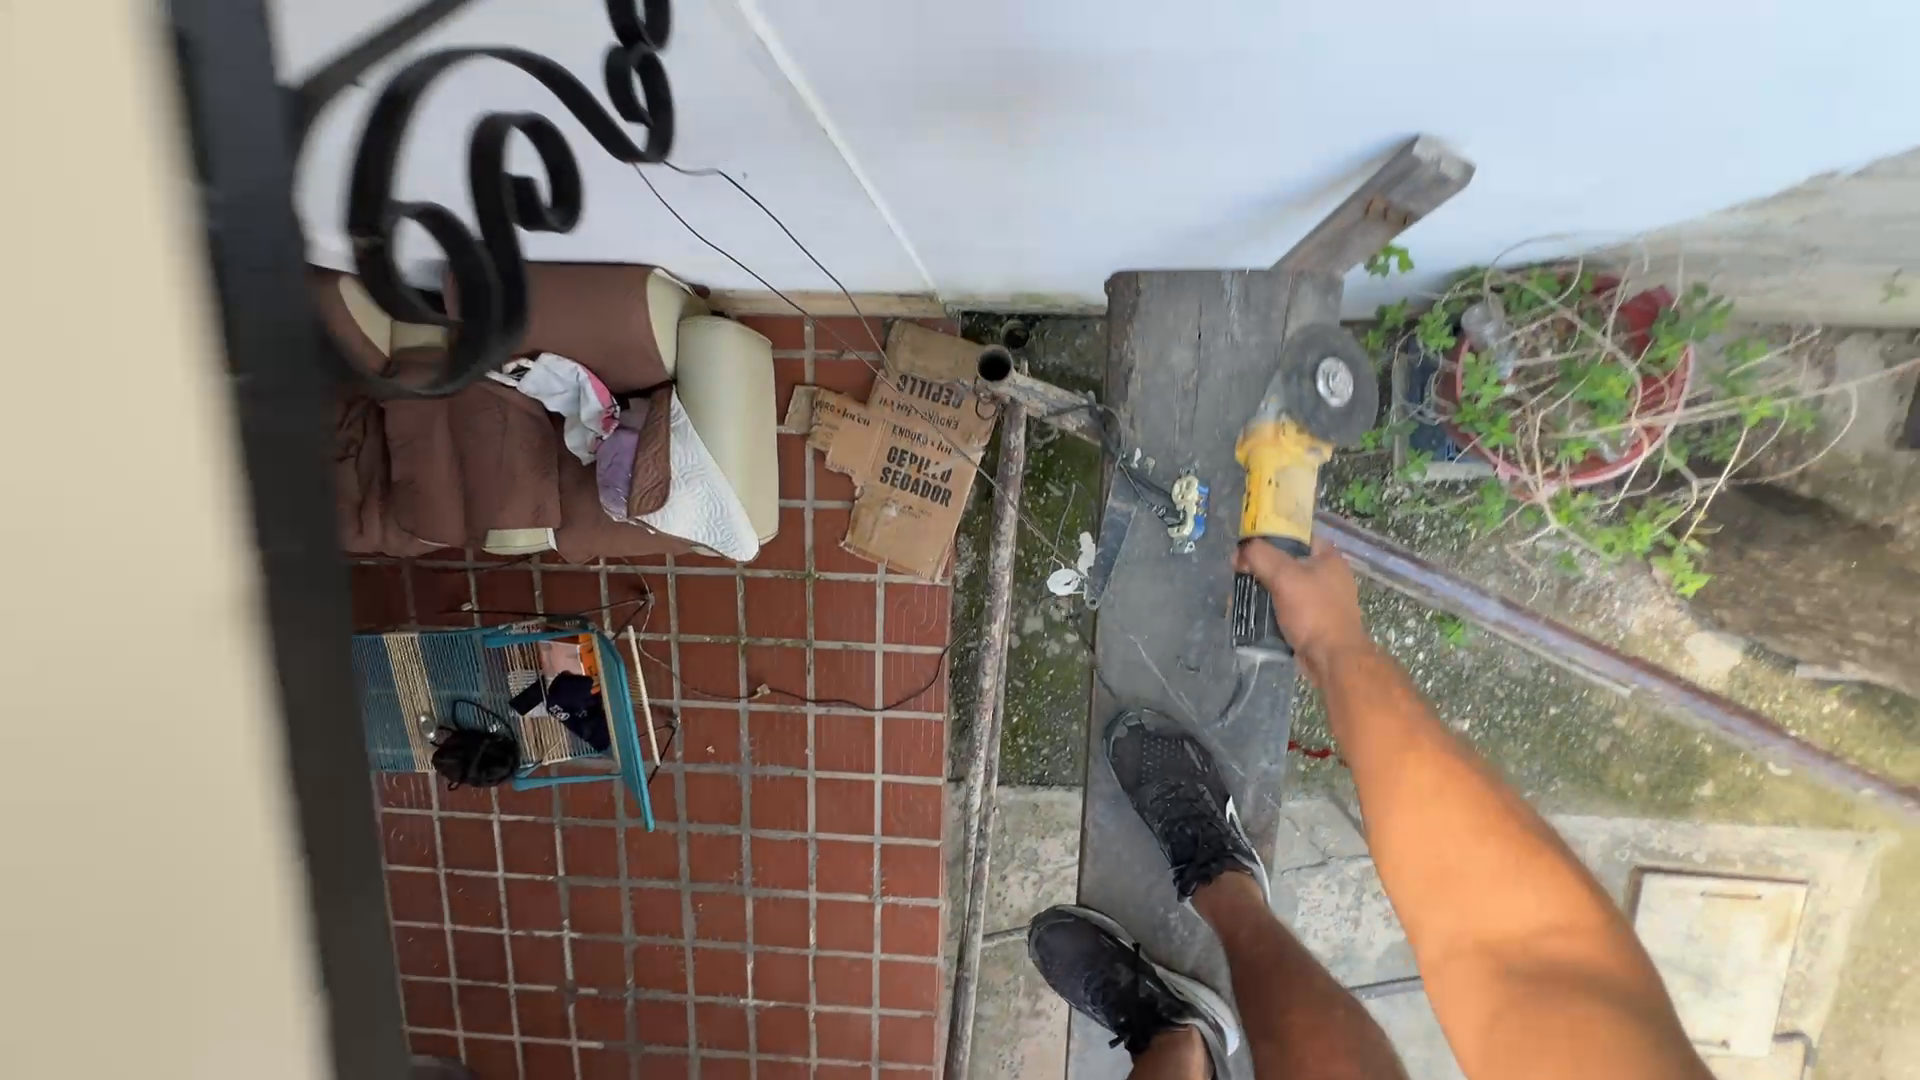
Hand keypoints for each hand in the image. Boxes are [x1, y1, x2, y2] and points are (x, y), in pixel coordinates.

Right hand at [1234, 536, 1371, 683]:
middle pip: (1286, 562)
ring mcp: (1322, 600)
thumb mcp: (1284, 576)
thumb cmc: (1313, 611)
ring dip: (1262, 590)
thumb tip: (1241, 551)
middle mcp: (1328, 576)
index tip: (1248, 547)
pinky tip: (1253, 613)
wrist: (1332, 658)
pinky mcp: (1314, 620)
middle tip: (1240, 574)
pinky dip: (1269, 609)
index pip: (1297, 536)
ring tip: (1240, 596)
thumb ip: (1259, 555)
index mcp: (1328, 558)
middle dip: (1260, 568)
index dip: (1271, 537)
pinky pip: (1286, 607)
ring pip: (1284, 586)